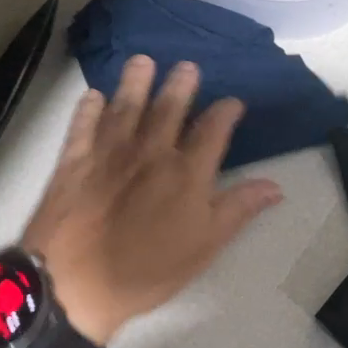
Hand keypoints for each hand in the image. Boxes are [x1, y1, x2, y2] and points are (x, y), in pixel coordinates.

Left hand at [21, 55, 282, 342]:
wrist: (72, 286)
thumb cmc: (147, 270)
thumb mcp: (205, 246)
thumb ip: (239, 209)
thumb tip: (275, 185)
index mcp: (187, 174)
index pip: (212, 132)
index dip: (225, 113)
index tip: (234, 102)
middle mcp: (150, 154)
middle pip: (168, 111)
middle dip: (181, 86)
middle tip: (188, 66)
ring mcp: (108, 156)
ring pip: (125, 109)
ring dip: (135, 84)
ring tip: (143, 61)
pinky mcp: (73, 164)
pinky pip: (82, 128)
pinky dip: (87, 110)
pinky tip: (93, 96)